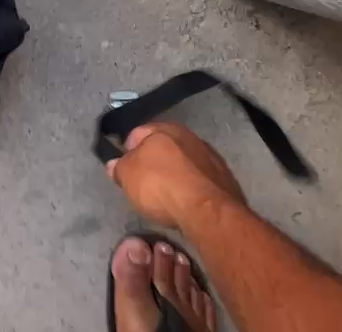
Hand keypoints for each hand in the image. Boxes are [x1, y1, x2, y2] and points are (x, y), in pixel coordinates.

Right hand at [106, 121, 246, 229]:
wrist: (207, 212)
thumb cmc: (160, 186)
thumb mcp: (127, 176)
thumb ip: (118, 168)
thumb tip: (114, 165)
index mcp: (163, 128)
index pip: (137, 134)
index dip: (127, 151)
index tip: (125, 170)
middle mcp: (189, 136)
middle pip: (164, 148)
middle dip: (154, 163)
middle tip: (145, 184)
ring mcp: (211, 158)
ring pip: (186, 164)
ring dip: (177, 175)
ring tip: (169, 197)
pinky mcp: (227, 180)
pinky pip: (202, 181)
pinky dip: (194, 188)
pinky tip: (188, 204)